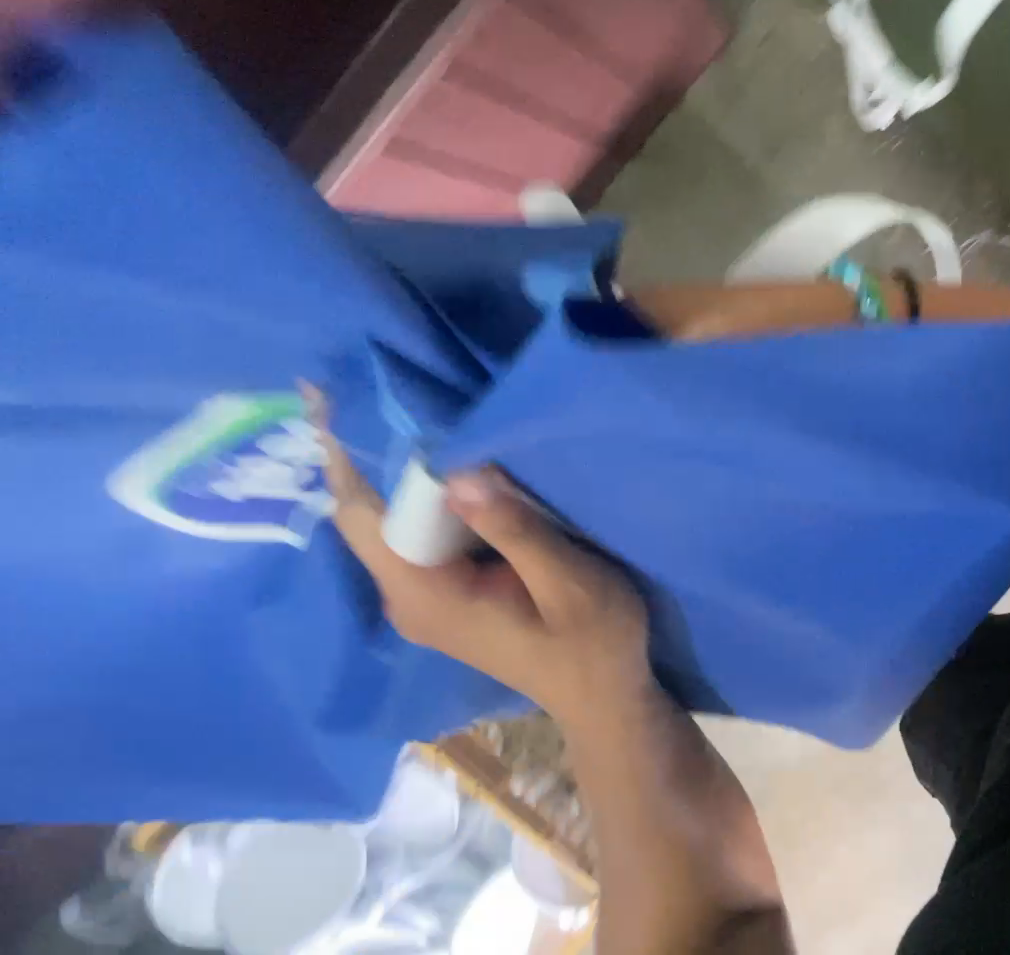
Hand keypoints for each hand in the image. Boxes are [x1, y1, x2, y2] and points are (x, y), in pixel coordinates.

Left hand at [308, 389, 655, 727]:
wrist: (606, 697)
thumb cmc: (595, 642)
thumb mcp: (570, 582)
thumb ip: (516, 531)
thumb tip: (460, 473)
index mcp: (428, 595)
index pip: (367, 518)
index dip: (349, 457)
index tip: (331, 397)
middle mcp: (409, 596)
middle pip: (373, 515)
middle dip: (373, 453)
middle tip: (381, 383)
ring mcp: (428, 597)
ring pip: (399, 523)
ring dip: (408, 471)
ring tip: (417, 408)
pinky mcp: (450, 594)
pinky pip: (426, 535)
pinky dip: (436, 495)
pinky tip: (457, 465)